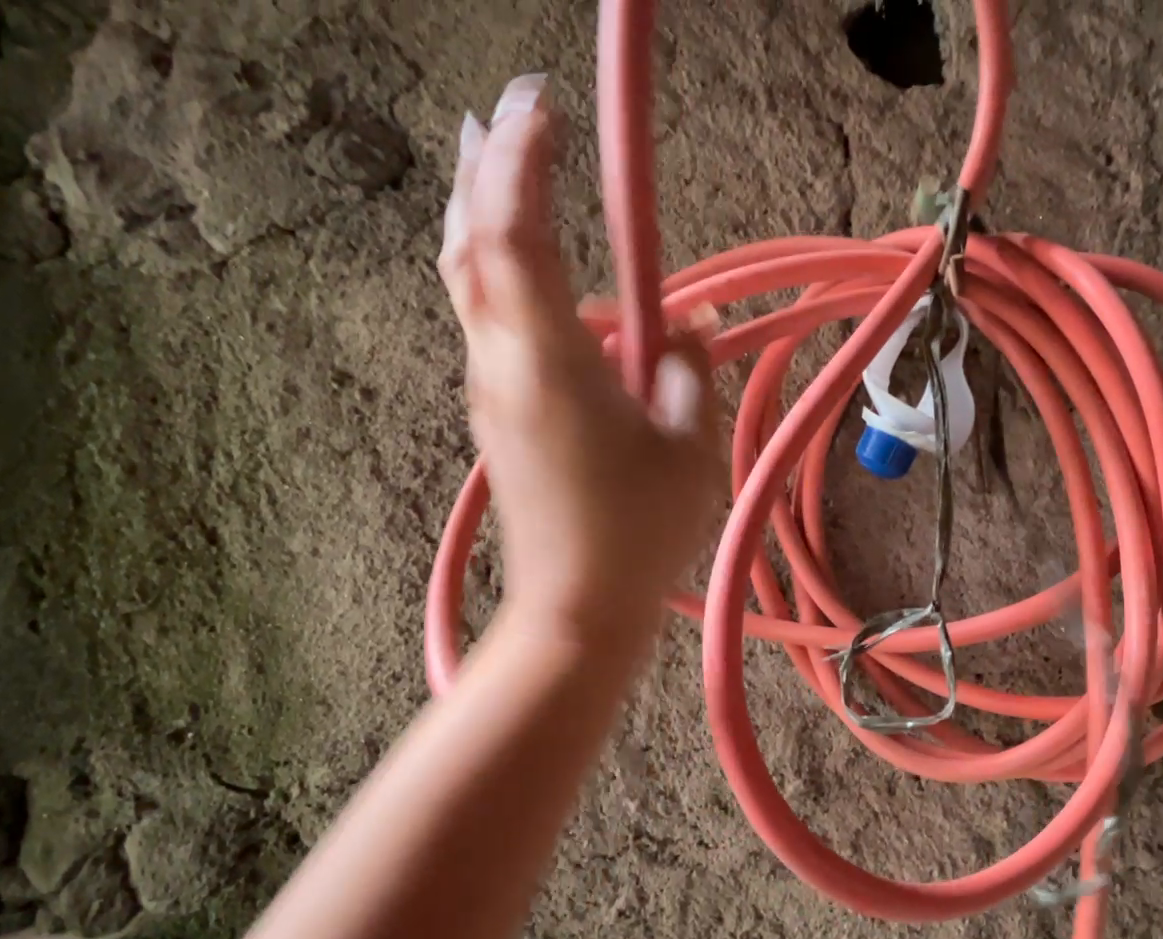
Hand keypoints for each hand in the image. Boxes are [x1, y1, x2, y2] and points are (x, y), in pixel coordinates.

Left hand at [438, 74, 720, 636]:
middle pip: (472, 246)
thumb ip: (689, 366)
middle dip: (483, 172)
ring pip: (474, 284)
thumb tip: (688, 323)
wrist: (576, 608)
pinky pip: (494, 326)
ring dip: (489, 222)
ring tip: (513, 174)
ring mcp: (491, 391)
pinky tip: (550, 288)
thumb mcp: (691, 444)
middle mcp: (502, 362)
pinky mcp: (498, 417)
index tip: (544, 105)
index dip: (523, 158)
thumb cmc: (640, 530)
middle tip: (501, 118)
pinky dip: (506, 279)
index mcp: (548, 358)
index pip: (518, 231)